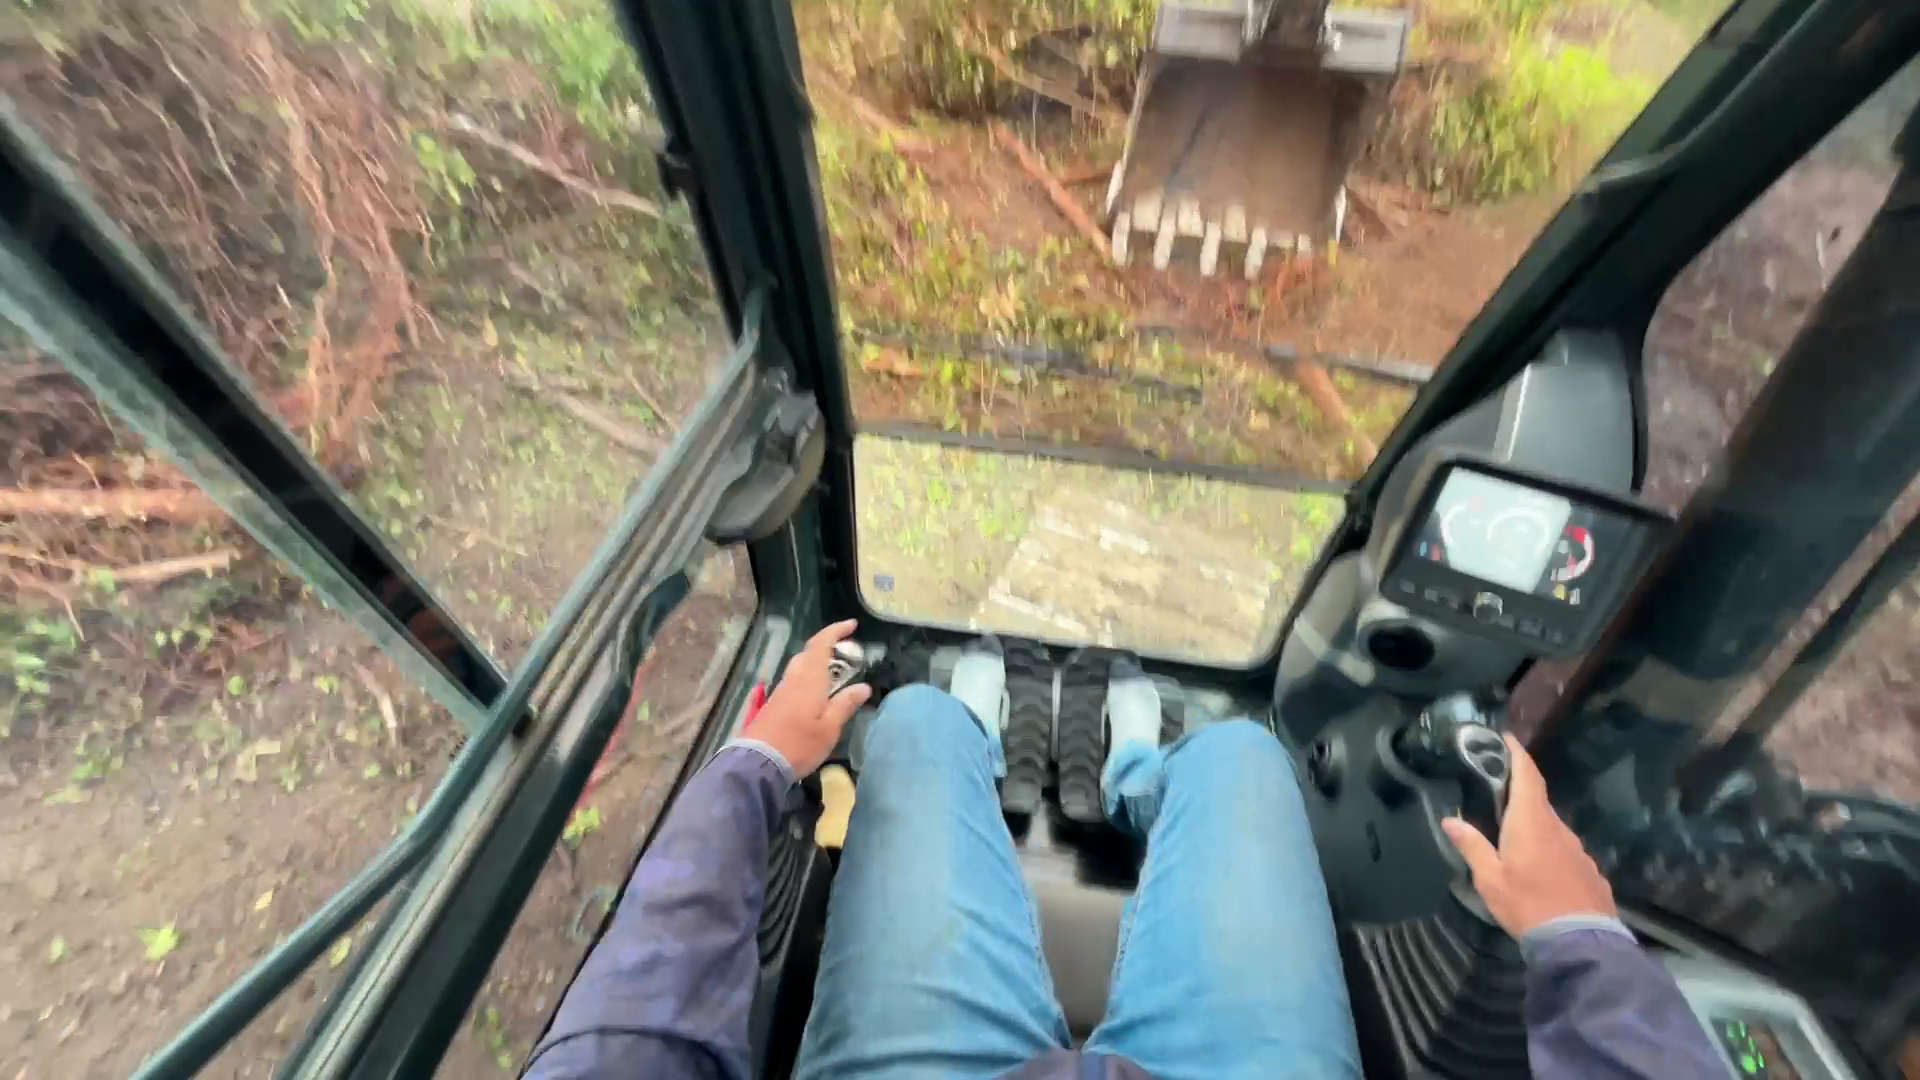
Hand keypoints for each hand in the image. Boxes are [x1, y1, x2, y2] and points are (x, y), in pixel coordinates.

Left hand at [750, 619, 871, 777]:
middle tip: (846, 656)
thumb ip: (845, 704)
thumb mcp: (829, 728)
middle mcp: (793, 680)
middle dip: (827, 648)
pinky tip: (812, 697)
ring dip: (816, 666)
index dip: (835, 631)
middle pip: (808, 654)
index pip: (820, 644)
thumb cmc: (799, 744)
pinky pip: (792, 684)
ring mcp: (779, 693)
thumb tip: (863, 686)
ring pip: (799, 669)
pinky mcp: (771, 706)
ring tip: (834, 678)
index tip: (852, 625)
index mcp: (809, 680)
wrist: (758, 764)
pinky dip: (806, 681)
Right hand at [1442, 734, 1616, 938]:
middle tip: (1494, 787)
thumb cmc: (1528, 905)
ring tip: (1511, 833)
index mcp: (1531, 824)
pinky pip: (1563, 848)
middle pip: (1538, 800)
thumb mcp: (1489, 878)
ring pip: (1551, 826)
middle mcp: (1558, 830)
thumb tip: (1450, 820)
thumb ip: (1471, 846)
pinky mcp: (1589, 872)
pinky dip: (1547, 845)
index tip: (1507, 738)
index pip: (1528, 778)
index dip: (1518, 755)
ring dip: (1532, 822)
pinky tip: (1536, 864)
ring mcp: (1578, 852)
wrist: (1583, 946)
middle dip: (1518, 789)